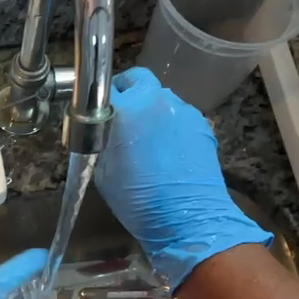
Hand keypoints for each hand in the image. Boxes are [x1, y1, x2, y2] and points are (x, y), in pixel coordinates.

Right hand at [95, 67, 270, 290]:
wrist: (188, 219)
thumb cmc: (137, 201)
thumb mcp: (102, 173)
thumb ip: (101, 143)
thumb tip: (103, 133)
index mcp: (126, 110)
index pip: (105, 88)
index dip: (98, 101)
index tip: (95, 116)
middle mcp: (157, 100)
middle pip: (137, 80)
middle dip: (127, 92)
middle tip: (120, 117)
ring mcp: (184, 110)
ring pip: (161, 98)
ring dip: (150, 111)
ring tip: (146, 140)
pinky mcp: (202, 124)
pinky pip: (179, 116)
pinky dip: (169, 126)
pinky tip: (167, 152)